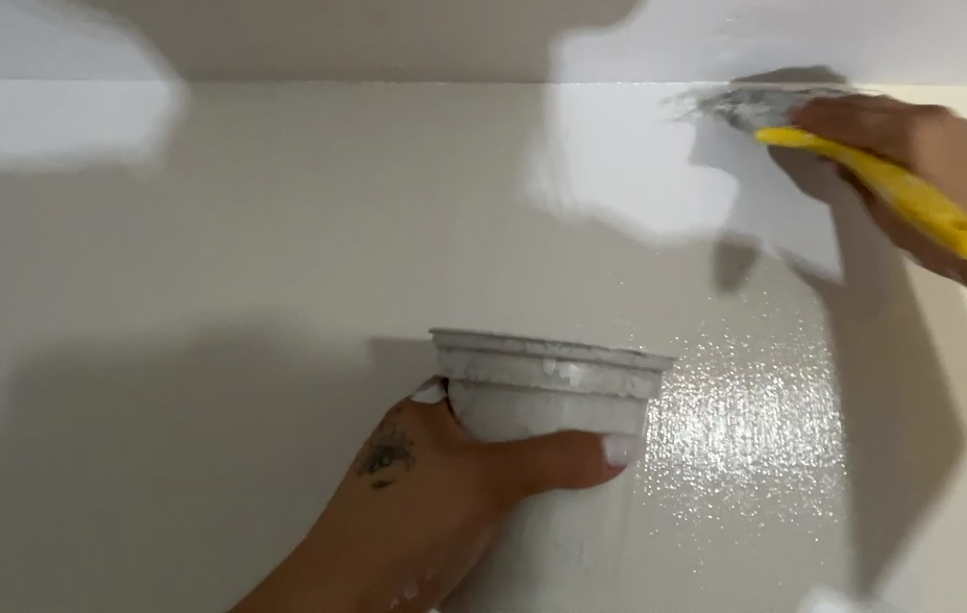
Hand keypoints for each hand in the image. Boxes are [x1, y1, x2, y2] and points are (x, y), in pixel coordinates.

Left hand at [233, 377, 639, 612]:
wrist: (343, 605)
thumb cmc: (409, 519)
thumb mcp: (488, 480)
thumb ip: (554, 458)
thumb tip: (623, 444)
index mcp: (425, 408)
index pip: (487, 377)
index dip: (531, 380)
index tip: (577, 386)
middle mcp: (419, 438)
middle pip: (491, 424)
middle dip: (536, 429)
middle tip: (588, 428)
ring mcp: (418, 486)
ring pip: (485, 466)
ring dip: (523, 471)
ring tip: (576, 467)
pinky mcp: (421, 528)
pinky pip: (476, 504)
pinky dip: (506, 506)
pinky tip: (539, 513)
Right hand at [792, 93, 966, 289]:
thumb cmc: (944, 239)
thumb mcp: (889, 212)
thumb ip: (859, 175)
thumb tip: (835, 154)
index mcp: (910, 134)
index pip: (852, 119)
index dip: (819, 118)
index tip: (792, 116)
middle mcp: (930, 116)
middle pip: (871, 106)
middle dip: (836, 109)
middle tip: (805, 114)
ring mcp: (951, 122)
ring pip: (893, 109)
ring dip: (861, 113)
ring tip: (833, 120)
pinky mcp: (964, 133)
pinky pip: (914, 117)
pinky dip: (887, 120)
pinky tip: (873, 131)